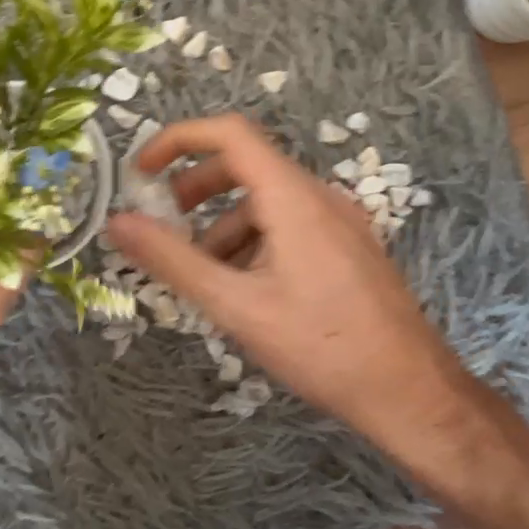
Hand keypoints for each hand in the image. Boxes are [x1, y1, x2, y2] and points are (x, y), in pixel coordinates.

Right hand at [105, 114, 467, 433]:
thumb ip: (172, 260)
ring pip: (266, 200)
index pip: (229, 134)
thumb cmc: (322, 347)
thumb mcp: (235, 306)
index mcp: (293, 198)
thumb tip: (117, 223)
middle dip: (194, 189)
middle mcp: (319, 197)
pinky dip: (252, 241)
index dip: (177, 140)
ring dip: (222, 223)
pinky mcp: (349, 248)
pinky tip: (244, 289)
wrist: (412, 395)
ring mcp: (340, 222)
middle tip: (164, 227)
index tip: (140, 173)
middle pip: (245, 165)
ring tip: (202, 273)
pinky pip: (289, 224)